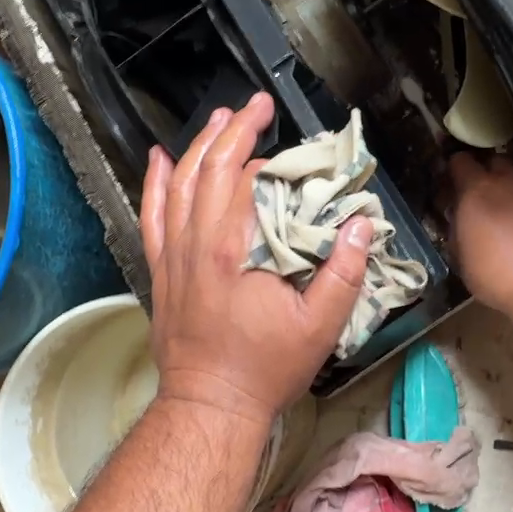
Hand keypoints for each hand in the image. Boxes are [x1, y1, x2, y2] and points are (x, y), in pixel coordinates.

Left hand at [140, 93, 371, 424]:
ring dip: (198, 146)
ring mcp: (173, 256)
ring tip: (221, 118)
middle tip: (258, 105)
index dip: (268, 156)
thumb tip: (361, 224)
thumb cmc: (266, 368)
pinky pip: (151, 216)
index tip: (290, 141)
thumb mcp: (320, 327)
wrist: (210, 406)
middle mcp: (197, 243)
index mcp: (234, 251)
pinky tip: (160, 159)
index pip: (247, 181)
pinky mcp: (161, 271)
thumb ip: (344, 273)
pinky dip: (155, 183)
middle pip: (209, 170)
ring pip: (178, 185)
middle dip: (234, 131)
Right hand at [447, 154, 512, 316]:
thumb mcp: (461, 256)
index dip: (452, 170)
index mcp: (475, 191)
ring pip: (511, 177)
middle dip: (481, 173)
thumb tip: (457, 217)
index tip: (449, 186)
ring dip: (502, 187)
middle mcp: (503, 183)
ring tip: (496, 210)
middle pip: (490, 162)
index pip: (459, 161)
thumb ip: (456, 228)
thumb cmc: (495, 273)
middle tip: (473, 195)